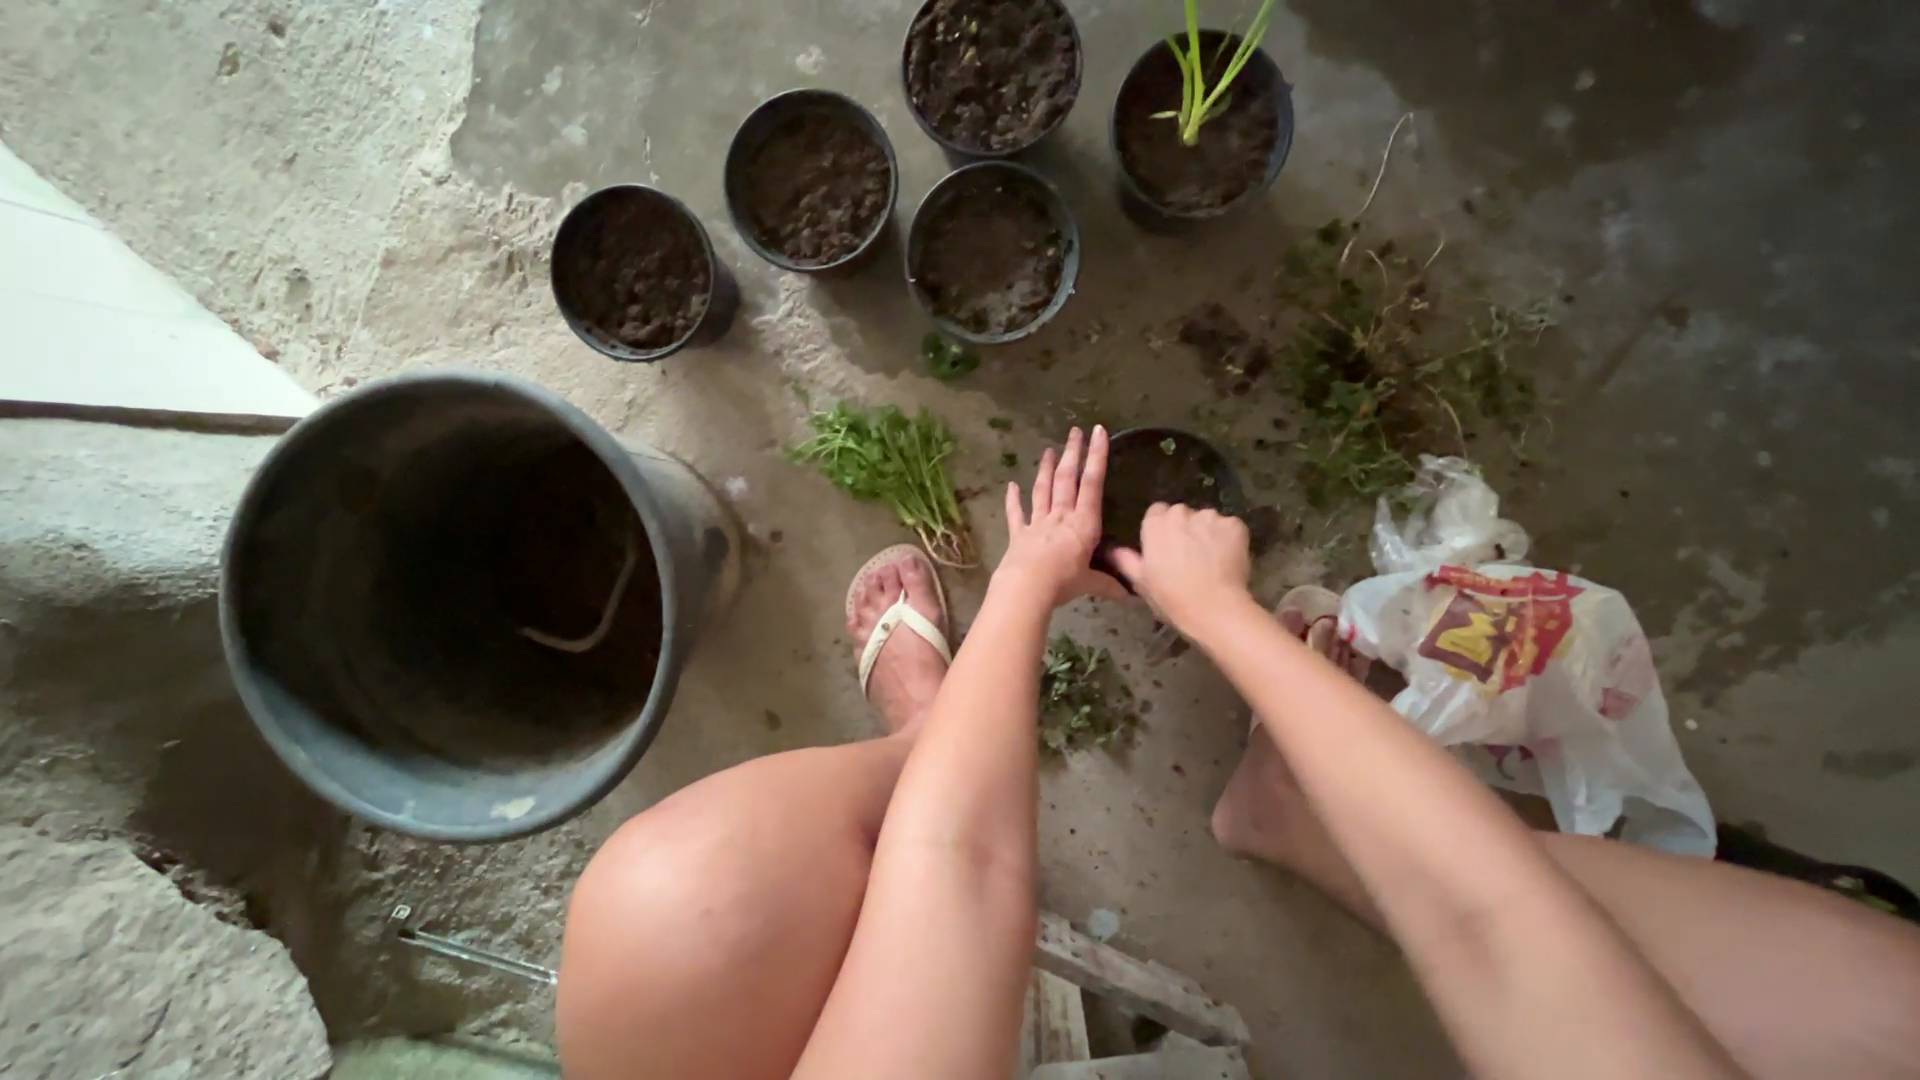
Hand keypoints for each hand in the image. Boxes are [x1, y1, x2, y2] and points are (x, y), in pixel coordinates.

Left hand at [1000, 426, 1128, 607]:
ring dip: (1046, 469)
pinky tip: (1011, 486)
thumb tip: (1129, 595)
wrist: (1027, 586)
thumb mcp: (1090, 584)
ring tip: (1048, 450)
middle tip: (1074, 432)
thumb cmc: (1064, 581)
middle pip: (1066, 479)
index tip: (1098, 432)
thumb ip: (1107, 585)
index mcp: (1083, 523)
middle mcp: (1060, 516)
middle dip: (1072, 453)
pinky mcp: (1018, 534)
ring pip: (1042, 490)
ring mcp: (1037, 523)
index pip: (1092, 483)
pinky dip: (1013, 499)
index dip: (1096, 456)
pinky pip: (1016, 513)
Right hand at [1107, 503, 1250, 630]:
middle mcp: (1181, 513)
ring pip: (1207, 519)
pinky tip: (1228, 558)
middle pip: (1182, 513)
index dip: (1162, 528)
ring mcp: (1210, 517)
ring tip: (1211, 558)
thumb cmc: (1171, 598)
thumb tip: (1113, 550)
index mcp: (1155, 524)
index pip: (1157, 512)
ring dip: (1207, 531)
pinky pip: (1230, 526)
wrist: (1214, 608)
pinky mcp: (1235, 525)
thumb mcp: (1142, 583)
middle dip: (1185, 527)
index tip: (1166, 546)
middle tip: (1188, 554)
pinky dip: (1230, 538)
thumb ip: (1127, 561)